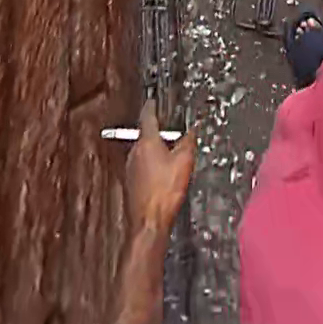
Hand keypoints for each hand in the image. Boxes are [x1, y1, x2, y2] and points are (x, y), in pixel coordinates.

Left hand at [125, 100, 195, 231]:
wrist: (149, 222)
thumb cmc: (164, 192)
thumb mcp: (184, 161)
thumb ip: (188, 142)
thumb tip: (191, 132)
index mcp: (146, 142)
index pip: (148, 116)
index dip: (152, 107)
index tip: (153, 101)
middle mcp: (135, 152)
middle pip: (146, 134)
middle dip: (158, 132)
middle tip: (169, 129)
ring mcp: (131, 168)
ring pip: (144, 151)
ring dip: (155, 150)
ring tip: (170, 155)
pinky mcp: (132, 182)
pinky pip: (142, 166)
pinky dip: (152, 165)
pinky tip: (162, 175)